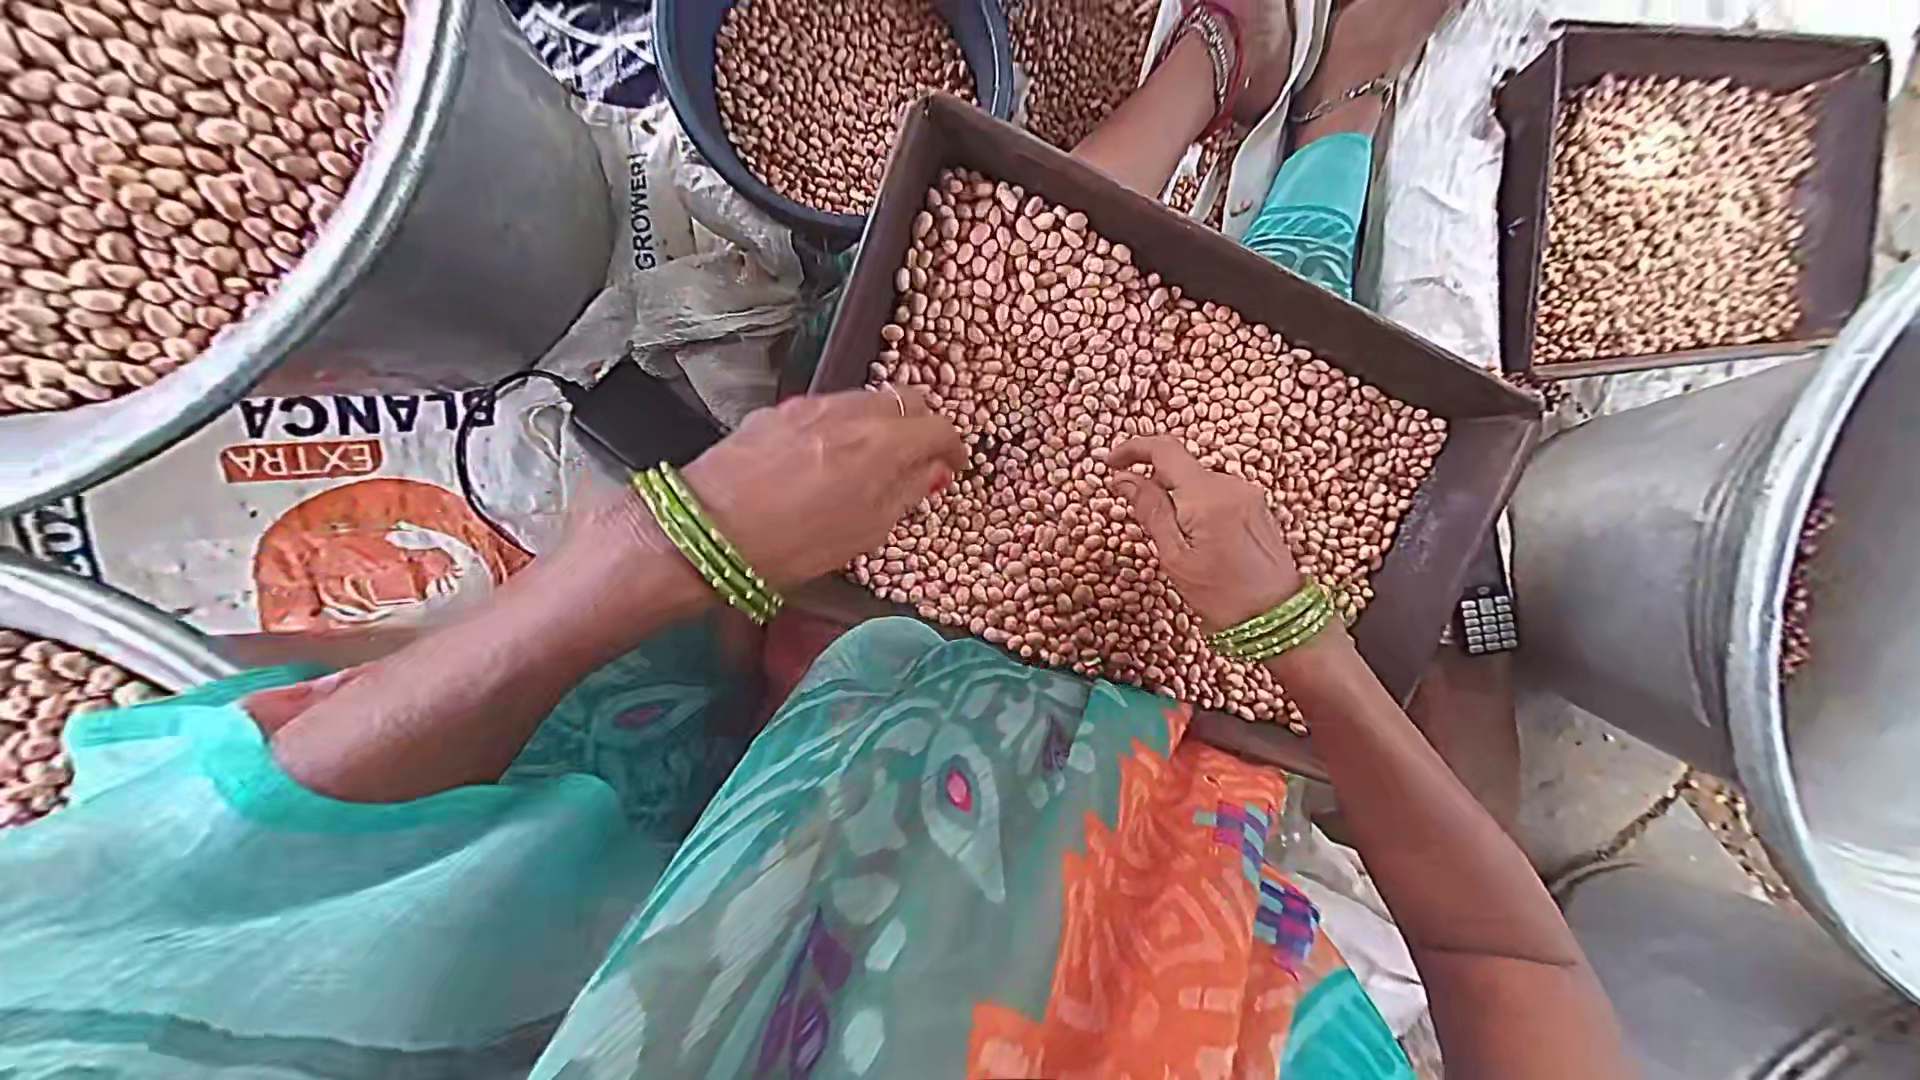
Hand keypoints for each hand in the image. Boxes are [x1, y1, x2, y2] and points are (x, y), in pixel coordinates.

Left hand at [675, 388, 965, 588]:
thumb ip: (908, 491)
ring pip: (868, 398)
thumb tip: (935, 469)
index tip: (953, 464)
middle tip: (919, 457)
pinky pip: (830, 407)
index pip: (938, 426)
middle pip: (907, 398)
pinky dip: (848, 423)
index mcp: (880, 445)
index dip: (954, 446)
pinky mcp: (779, 409)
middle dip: (922, 424)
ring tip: (874, 458)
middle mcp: (850, 412)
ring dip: (885, 421)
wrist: (706, 531)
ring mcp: (811, 405)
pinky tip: (829, 455)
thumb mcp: (866, 531)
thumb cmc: (794, 546)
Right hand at [1108, 435, 1302, 629]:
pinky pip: (1213, 493)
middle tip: (1133, 512)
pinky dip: (1193, 505)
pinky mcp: (1254, 505)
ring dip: (1173, 497)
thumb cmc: (1222, 595)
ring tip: (1168, 538)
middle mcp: (1230, 485)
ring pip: (1195, 481)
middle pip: (1179, 466)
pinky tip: (1193, 538)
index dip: (1132, 449)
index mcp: (1206, 496)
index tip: (1110, 463)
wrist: (1277, 616)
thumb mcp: (1174, 556)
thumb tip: (1124, 479)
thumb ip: (1150, 510)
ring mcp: (1246, 493)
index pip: (1164, 449)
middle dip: (1151, 481)